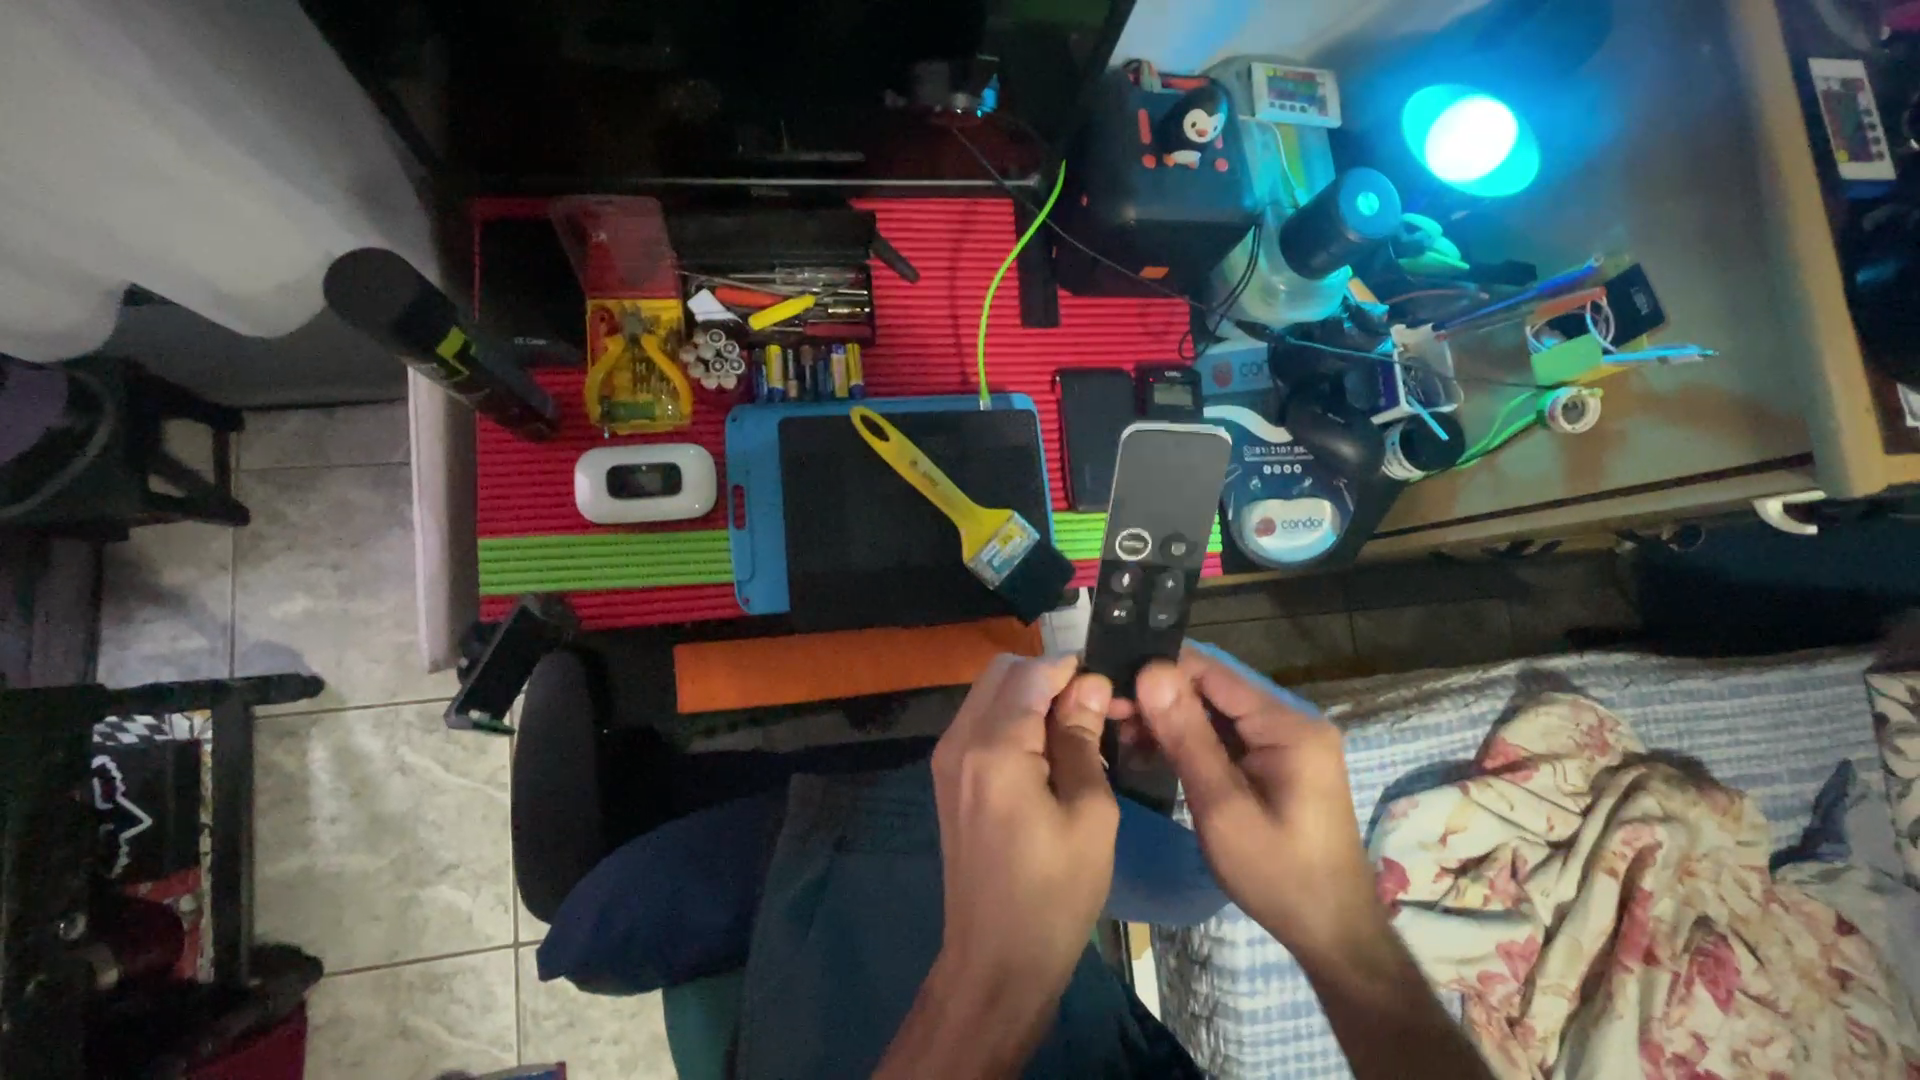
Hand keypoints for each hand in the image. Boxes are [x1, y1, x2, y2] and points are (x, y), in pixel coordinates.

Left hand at [930, 653, 1119, 995]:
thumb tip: (1090, 685)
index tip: (1108, 690)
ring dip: (1030, 696)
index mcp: (994, 748)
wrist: (996, 959)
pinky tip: (1046, 752)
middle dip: (1048, 676)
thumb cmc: (1054, 894)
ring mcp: (947, 758)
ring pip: (989, 693)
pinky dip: (1012, 719)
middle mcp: (960, 740)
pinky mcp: (948, 778)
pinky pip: (980, 722)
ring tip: (1075, 731)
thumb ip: (1083, 740)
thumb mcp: (1089, 815)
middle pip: (1003, 672)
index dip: (1073, 669)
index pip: (1032, 673)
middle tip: (1092, 709)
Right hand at [1125, 649, 1383, 959]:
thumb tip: (1151, 672)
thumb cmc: (1277, 875)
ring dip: (1170, 719)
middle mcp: (1292, 721)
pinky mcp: (1277, 762)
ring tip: (1122, 734)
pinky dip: (1190, 739)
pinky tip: (1153, 749)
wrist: (1332, 933)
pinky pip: (1227, 735)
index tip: (1111, 688)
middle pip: (1213, 690)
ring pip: (1216, 712)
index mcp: (1288, 725)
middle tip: (1108, 716)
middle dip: (1160, 698)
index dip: (1159, 673)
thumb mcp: (1222, 807)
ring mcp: (1287, 742)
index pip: (1213, 673)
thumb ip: (1187, 737)